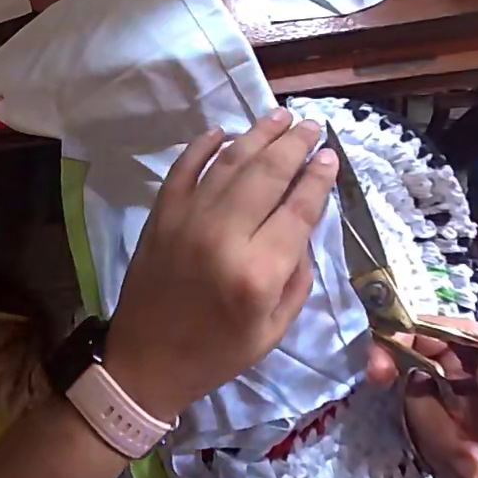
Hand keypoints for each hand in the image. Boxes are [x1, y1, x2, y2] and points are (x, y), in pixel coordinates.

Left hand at [104, 109, 337, 420]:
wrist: (146, 361)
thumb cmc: (217, 352)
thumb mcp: (275, 329)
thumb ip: (297, 273)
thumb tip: (304, 220)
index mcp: (258, 272)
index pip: (299, 208)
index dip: (319, 177)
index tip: (331, 156)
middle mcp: (224, 236)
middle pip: (267, 174)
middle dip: (295, 144)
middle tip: (312, 126)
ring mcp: (187, 220)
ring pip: (229, 162)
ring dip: (257, 134)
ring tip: (280, 116)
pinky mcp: (160, 216)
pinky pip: (184, 168)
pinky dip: (203, 145)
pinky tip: (223, 131)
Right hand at [368, 318, 477, 477]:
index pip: (419, 332)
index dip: (391, 345)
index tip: (378, 375)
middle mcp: (457, 373)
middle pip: (413, 388)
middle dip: (437, 431)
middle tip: (475, 465)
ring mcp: (452, 410)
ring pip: (418, 426)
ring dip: (450, 460)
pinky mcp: (451, 444)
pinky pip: (430, 456)